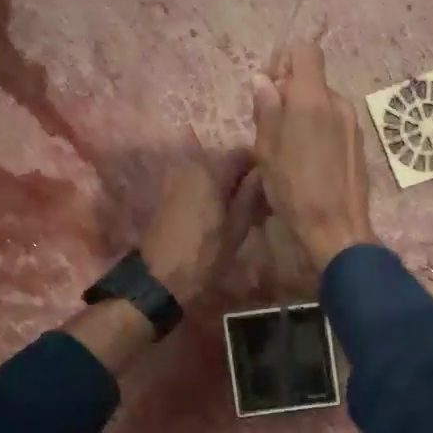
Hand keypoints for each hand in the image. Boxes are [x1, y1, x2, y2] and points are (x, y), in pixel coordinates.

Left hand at [140, 152, 265, 303]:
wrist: (161, 278)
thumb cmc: (205, 256)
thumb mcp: (237, 228)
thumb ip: (251, 195)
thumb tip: (263, 173)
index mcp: (210, 170)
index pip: (244, 154)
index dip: (260, 169)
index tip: (271, 190)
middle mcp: (191, 164)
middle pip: (226, 162)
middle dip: (244, 180)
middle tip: (260, 207)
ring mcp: (176, 177)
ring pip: (212, 174)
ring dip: (228, 188)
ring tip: (243, 215)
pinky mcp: (168, 191)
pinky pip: (198, 183)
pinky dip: (212, 194)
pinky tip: (221, 217)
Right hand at [252, 41, 374, 268]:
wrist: (337, 229)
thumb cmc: (294, 191)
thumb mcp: (267, 151)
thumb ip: (266, 110)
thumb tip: (263, 81)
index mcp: (312, 99)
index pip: (304, 51)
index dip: (284, 60)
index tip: (270, 89)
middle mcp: (338, 103)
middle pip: (313, 80)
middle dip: (291, 94)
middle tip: (273, 127)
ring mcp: (353, 124)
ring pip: (324, 104)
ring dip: (306, 115)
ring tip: (292, 149)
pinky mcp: (360, 145)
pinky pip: (336, 124)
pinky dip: (322, 131)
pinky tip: (312, 162)